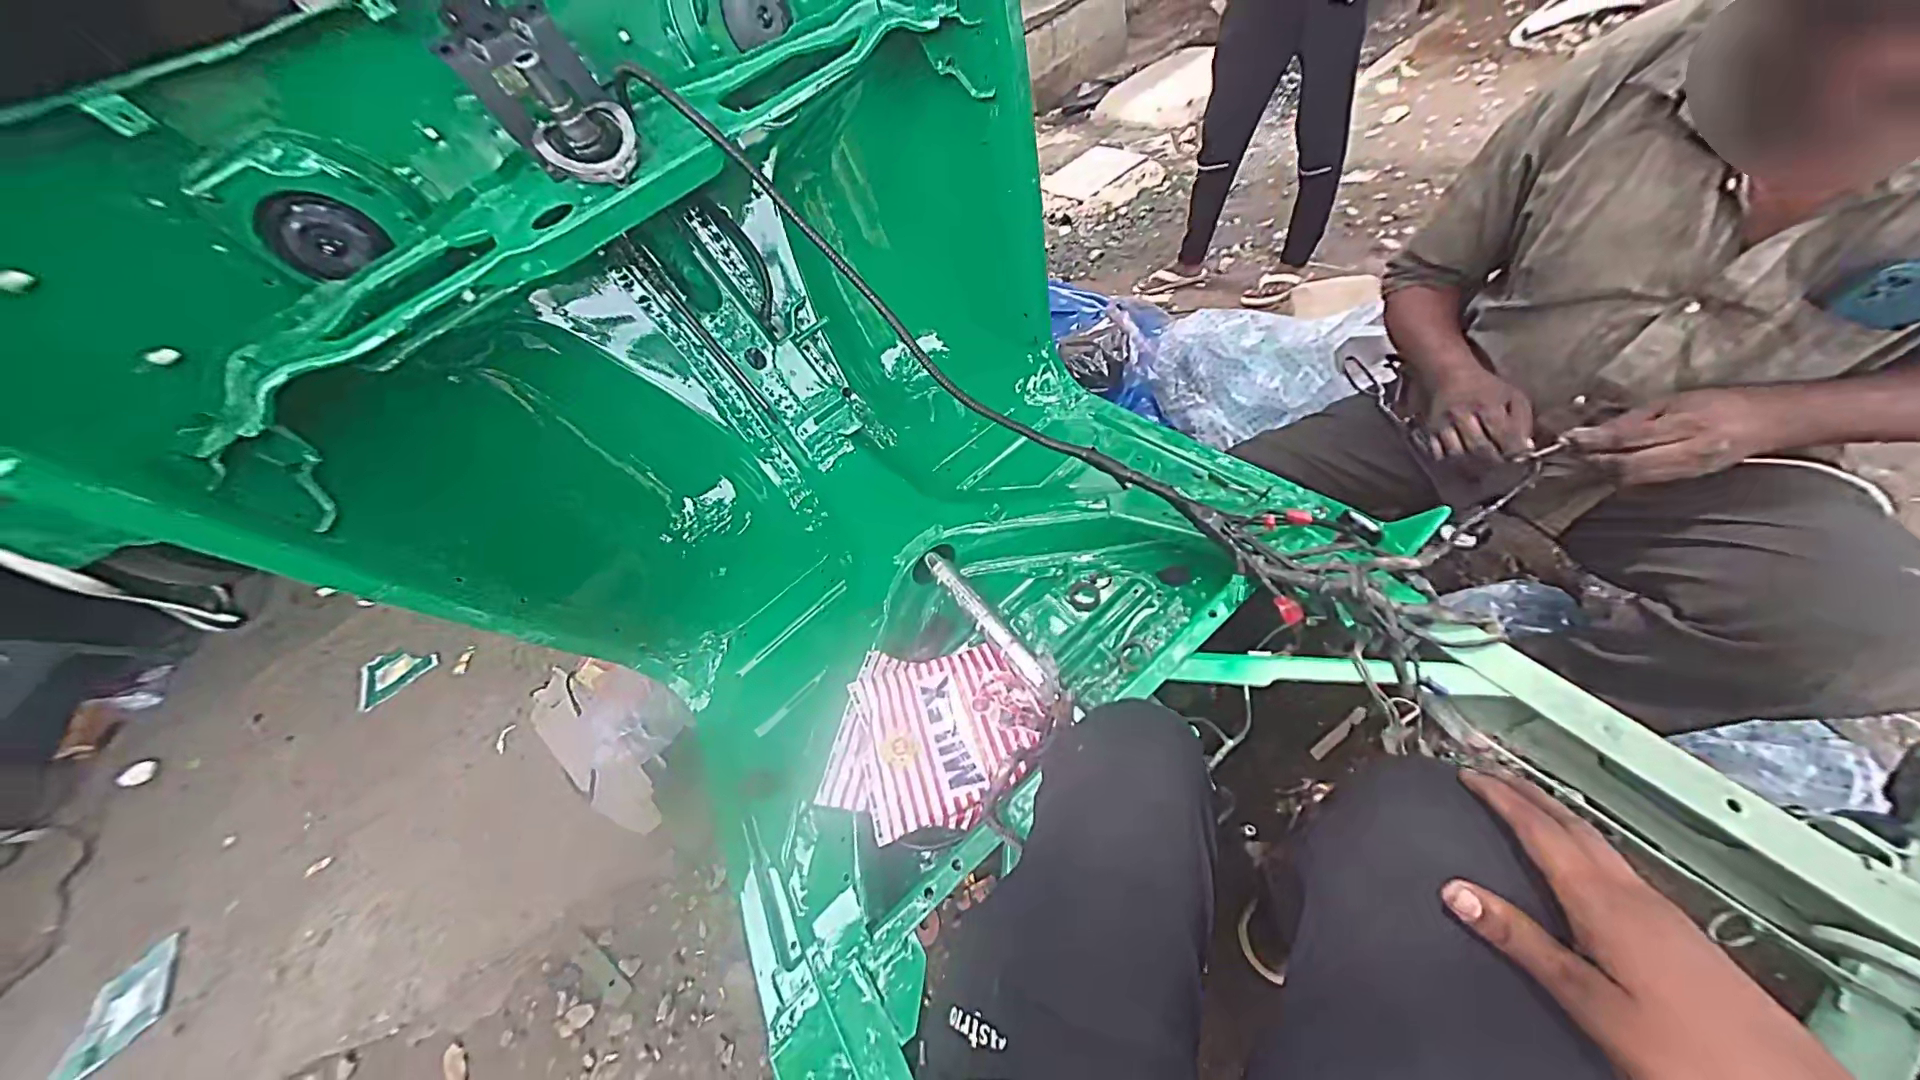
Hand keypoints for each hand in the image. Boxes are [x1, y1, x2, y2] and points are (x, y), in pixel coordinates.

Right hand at [1422, 365, 1535, 463]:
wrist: (1450, 374)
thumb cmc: (1486, 388)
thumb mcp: (1512, 396)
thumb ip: (1522, 421)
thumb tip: (1525, 447)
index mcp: (1489, 405)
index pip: (1504, 434)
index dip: (1513, 451)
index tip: (1518, 461)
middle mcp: (1464, 414)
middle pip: (1479, 446)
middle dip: (1492, 460)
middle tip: (1500, 467)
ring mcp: (1444, 423)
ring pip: (1457, 452)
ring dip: (1470, 463)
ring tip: (1481, 466)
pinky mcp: (1430, 429)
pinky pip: (1438, 451)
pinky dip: (1449, 459)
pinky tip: (1460, 459)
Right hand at [1442, 771, 1849, 1079]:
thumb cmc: (1690, 1052)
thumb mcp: (1587, 1000)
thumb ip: (1520, 941)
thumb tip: (1456, 892)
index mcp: (1604, 904)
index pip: (1540, 831)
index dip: (1501, 797)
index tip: (1470, 774)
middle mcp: (1635, 896)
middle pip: (1572, 824)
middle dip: (1527, 791)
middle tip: (1490, 770)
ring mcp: (1664, 912)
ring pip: (1596, 840)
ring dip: (1553, 812)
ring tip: (1525, 799)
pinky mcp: (1681, 931)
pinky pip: (1615, 862)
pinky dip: (1580, 840)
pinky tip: (1579, 856)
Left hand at [1564, 387, 1791, 485]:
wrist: (1775, 421)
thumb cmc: (1723, 402)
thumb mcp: (1676, 400)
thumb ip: (1634, 417)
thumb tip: (1594, 430)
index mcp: (1687, 425)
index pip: (1626, 438)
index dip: (1592, 440)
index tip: (1567, 438)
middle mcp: (1688, 452)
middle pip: (1624, 464)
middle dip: (1591, 459)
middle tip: (1568, 452)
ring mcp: (1688, 470)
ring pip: (1631, 477)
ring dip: (1601, 470)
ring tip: (1582, 459)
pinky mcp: (1688, 479)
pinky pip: (1644, 481)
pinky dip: (1620, 476)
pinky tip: (1606, 468)